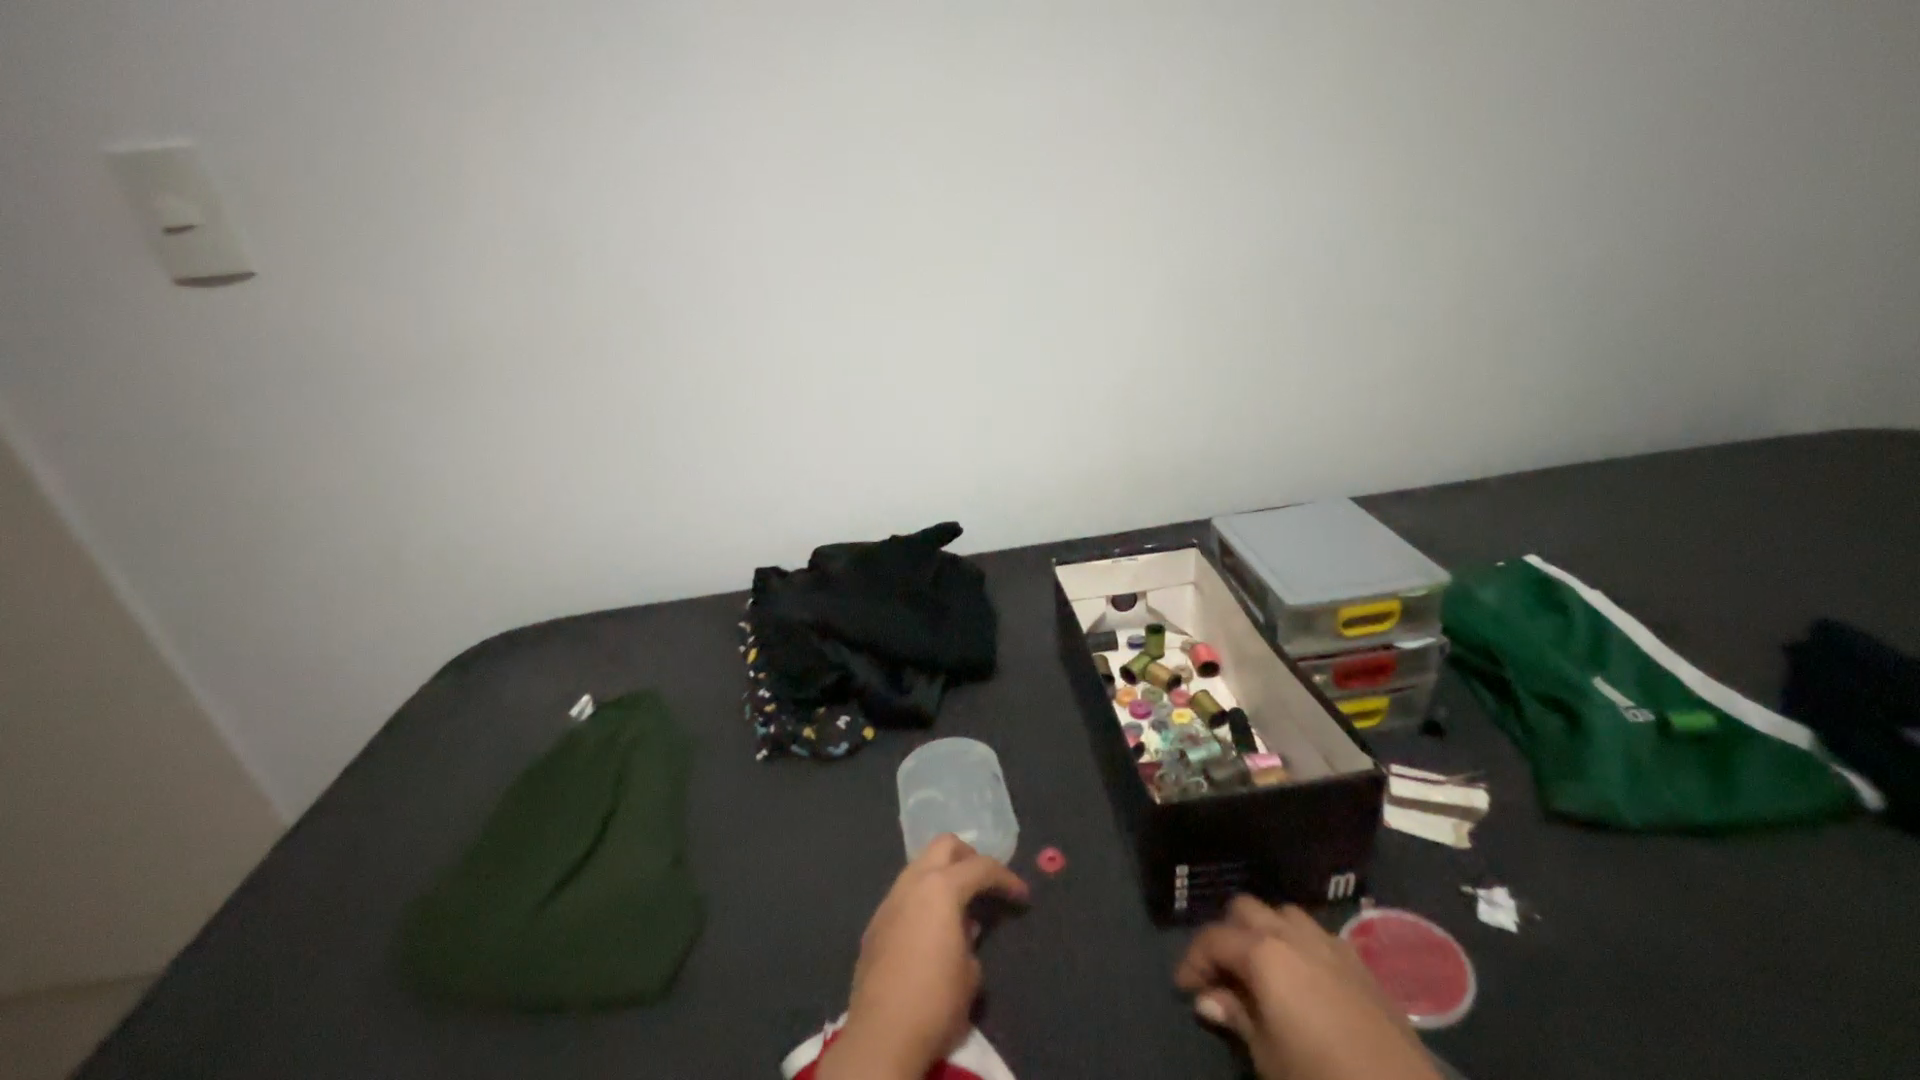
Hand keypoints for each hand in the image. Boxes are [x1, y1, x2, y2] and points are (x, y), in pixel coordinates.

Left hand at [817, 835, 1029, 1079]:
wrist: (882, 1036)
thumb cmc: (937, 1001)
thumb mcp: (971, 971)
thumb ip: (971, 938)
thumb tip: (964, 928)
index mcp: (940, 888)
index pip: (981, 867)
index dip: (1007, 878)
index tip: (1022, 896)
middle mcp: (911, 884)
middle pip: (944, 846)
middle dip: (970, 857)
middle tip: (986, 884)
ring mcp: (888, 902)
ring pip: (919, 868)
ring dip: (943, 877)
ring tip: (961, 909)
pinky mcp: (874, 925)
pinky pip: (905, 896)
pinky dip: (924, 899)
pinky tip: (933, 930)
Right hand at [1175, 896, 1440, 1079]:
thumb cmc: (1320, 1075)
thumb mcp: (1265, 1055)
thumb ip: (1235, 1017)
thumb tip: (1209, 998)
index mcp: (1264, 952)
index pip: (1213, 938)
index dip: (1193, 961)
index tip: (1186, 989)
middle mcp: (1294, 935)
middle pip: (1245, 909)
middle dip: (1226, 935)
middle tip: (1220, 975)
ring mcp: (1331, 943)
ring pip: (1283, 915)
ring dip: (1263, 933)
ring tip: (1258, 972)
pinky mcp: (1359, 962)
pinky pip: (1316, 935)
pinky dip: (1296, 945)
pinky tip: (1300, 981)